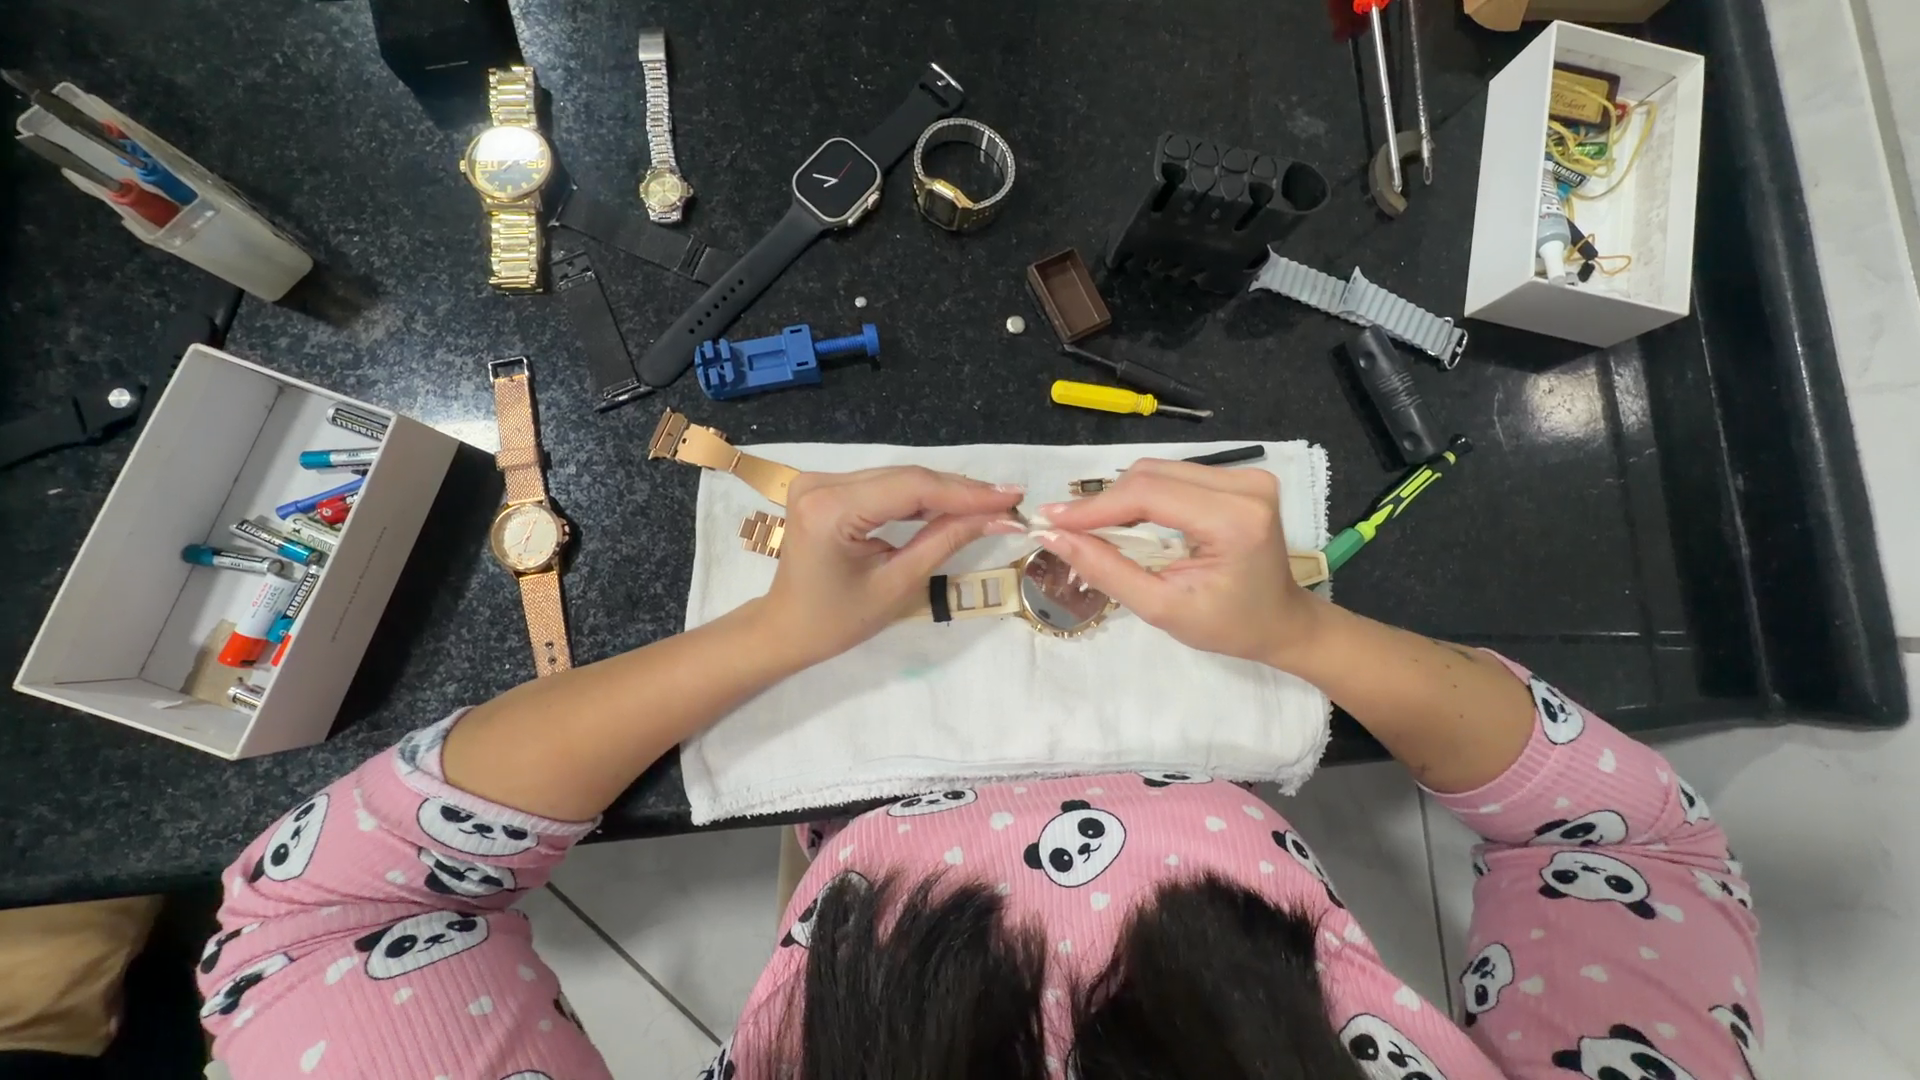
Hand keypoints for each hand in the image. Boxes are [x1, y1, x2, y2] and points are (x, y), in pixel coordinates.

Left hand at [758, 467, 1023, 665]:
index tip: (1012, 497)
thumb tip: (999, 517)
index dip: (966, 491)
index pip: (912, 489)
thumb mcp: (897, 584)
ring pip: (898, 478)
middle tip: (1009, 501)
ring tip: (991, 502)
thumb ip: (946, 541)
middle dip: (960, 490)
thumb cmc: (837, 620)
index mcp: (831, 510)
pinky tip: (953, 503)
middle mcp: (821, 484)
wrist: (786, 628)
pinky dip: (919, 496)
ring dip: (944, 492)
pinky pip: (883, 485)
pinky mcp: (825, 486)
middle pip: (906, 478)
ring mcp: (820, 481)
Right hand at [1031, 459, 1320, 665]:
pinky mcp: (1240, 477)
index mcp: (1235, 519)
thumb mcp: (1161, 608)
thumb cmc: (1227, 626)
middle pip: (1150, 476)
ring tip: (1092, 528)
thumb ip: (1106, 569)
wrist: (1281, 622)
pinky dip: (1142, 496)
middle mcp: (1245, 485)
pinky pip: (1173, 475)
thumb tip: (1052, 537)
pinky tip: (1127, 521)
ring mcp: (1246, 476)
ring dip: (1120, 498)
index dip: (1093, 507)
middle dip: (1102, 503)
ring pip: (1158, 471)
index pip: (1148, 495)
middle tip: (1064, 528)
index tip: (1048, 520)